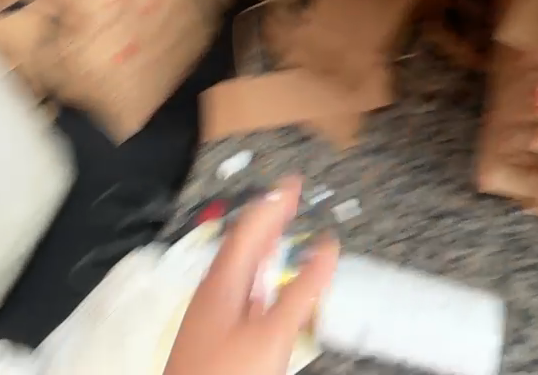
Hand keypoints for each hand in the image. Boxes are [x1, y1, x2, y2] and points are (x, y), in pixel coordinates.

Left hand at [165, 176, 340, 374]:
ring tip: (282, 234)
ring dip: (262, 247)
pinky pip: (238, 289)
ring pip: (239, 267)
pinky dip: (258, 276)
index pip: (251, 225)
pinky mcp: (212, 338)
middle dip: (268, 219)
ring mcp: (210, 314)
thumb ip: (302, 289)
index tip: (294, 181)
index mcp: (224, 279)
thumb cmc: (228, 374)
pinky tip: (266, 289)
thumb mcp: (273, 333)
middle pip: (242, 243)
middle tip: (291, 200)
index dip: (274, 201)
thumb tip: (328, 247)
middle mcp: (213, 290)